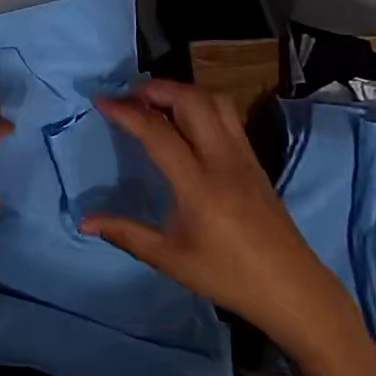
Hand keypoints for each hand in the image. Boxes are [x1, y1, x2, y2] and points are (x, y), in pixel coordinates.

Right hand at [89, 79, 341, 331]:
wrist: (292, 288)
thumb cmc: (228, 275)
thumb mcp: (170, 259)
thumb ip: (125, 234)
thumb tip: (84, 222)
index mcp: (198, 185)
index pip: (158, 132)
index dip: (126, 111)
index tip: (101, 100)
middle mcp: (222, 159)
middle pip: (191, 100)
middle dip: (156, 88)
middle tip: (129, 96)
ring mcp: (243, 155)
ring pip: (214, 100)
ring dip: (181, 91)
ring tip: (155, 101)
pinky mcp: (254, 158)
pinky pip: (227, 114)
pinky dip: (200, 102)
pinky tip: (185, 119)